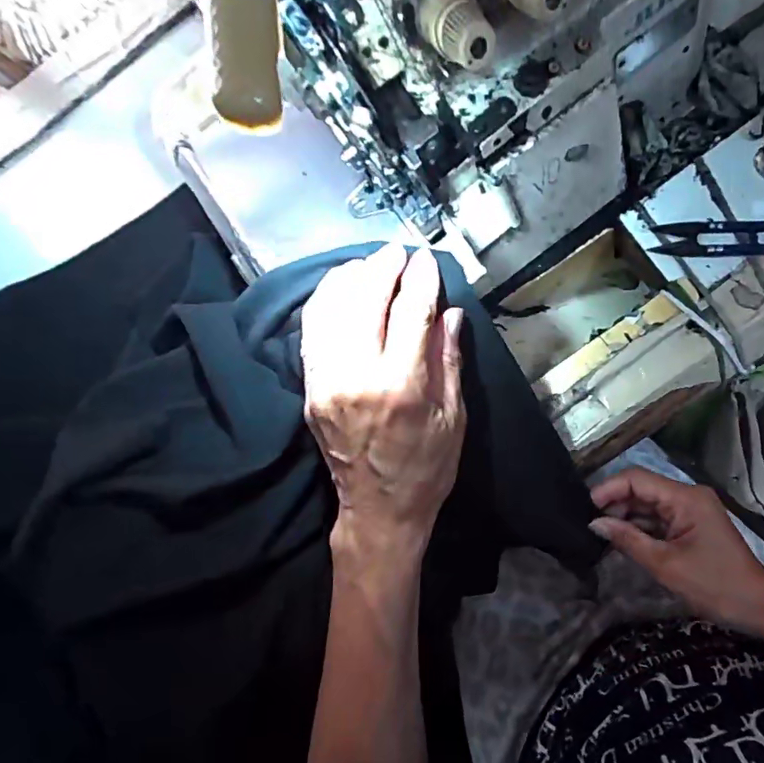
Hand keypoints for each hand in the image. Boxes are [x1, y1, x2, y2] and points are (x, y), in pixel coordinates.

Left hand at [301, 244, 466, 558]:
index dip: (420, 280)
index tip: (426, 259)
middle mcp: (358, 377)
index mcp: (402, 386)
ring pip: (330, 310)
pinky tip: (338, 290)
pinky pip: (311, 332)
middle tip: (398, 252)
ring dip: (349, 278)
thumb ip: (448, 361)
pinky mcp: (310, 389)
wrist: (378, 510)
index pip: (410, 313)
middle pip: (365, 301)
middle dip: (383, 268)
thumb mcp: (453, 418)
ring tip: (368, 264)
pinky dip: (324, 303)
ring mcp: (326, 382)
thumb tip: (449, 313)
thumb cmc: (426, 469)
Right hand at [590, 468, 763, 631]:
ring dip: (624, 517)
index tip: (585, 510)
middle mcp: (688, 496)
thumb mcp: (665, 564)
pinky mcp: (691, 525)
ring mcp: (690, 510)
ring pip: (648, 504)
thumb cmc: (714, 585)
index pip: (636, 479)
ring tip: (599, 534)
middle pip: (641, 488)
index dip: (608, 490)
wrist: (759, 607)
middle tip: (589, 526)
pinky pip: (658, 518)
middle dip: (614, 504)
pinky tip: (620, 540)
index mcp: (685, 498)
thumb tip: (594, 524)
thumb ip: (627, 539)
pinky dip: (639, 528)